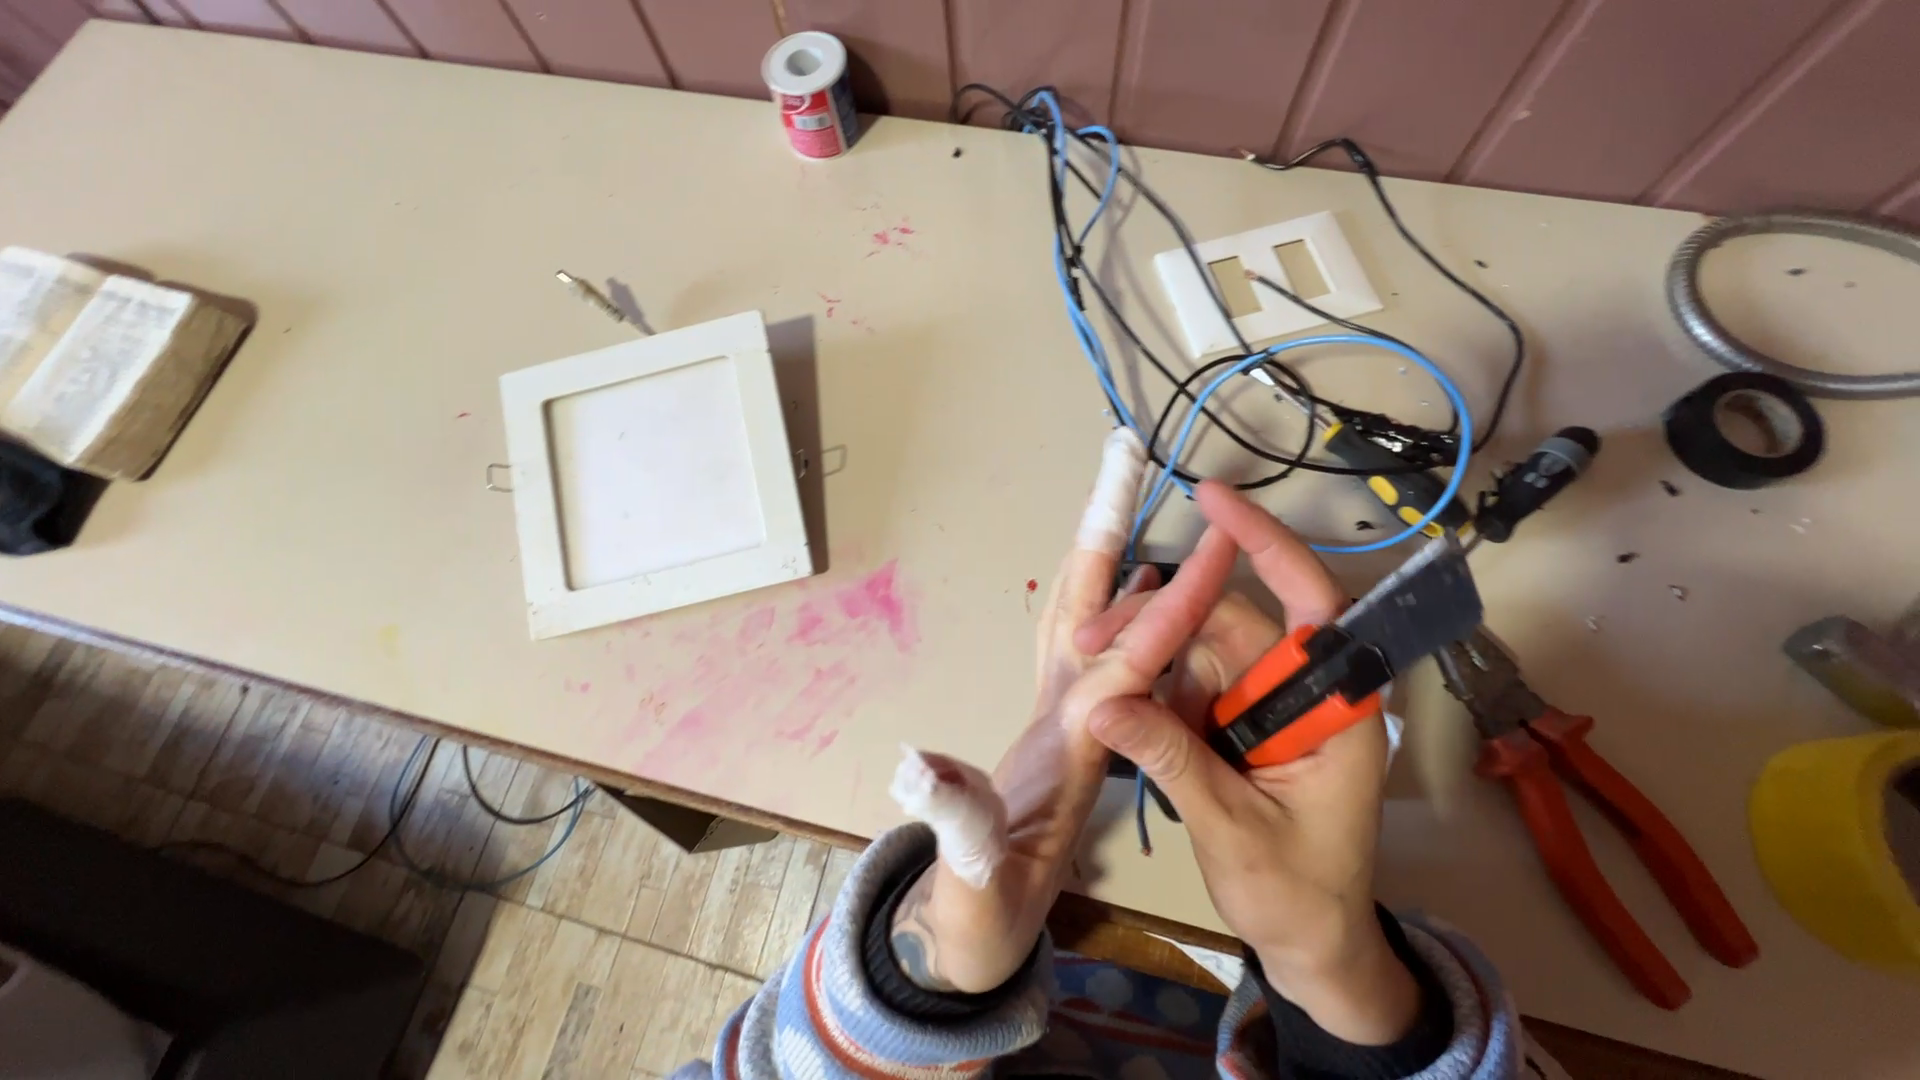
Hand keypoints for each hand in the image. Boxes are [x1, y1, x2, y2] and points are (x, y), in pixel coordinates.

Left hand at [888, 430, 1236, 992]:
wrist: (974, 915)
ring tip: (1130, 492)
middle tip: (1121, 454)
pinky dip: (1125, 603)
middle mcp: (1060, 701)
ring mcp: (1063, 705)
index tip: (1207, 551)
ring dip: (1110, 552)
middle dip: (1103, 527)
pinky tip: (1145, 586)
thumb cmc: (981, 902)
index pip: (1121, 657)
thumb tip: (915, 764)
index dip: (1166, 609)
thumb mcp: (972, 875)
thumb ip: (955, 823)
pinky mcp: (1073, 719)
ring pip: (1086, 611)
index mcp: (1062, 734)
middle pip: (1082, 599)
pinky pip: (1103, 643)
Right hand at [1078, 480, 1419, 1043]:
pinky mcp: (1232, 720)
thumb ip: (1171, 761)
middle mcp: (1299, 691)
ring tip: (1092, 664)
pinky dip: (1147, 683)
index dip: (1266, 544)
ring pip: (1198, 646)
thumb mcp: (1233, 826)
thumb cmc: (1297, 891)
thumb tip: (1102, 707)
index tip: (1213, 501)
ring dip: (1145, 651)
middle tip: (1093, 638)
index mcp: (1332, 706)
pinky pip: (1185, 681)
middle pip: (1229, 621)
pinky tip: (1112, 691)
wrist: (1306, 941)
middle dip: (1160, 618)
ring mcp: (1262, 704)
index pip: (1309, 603)